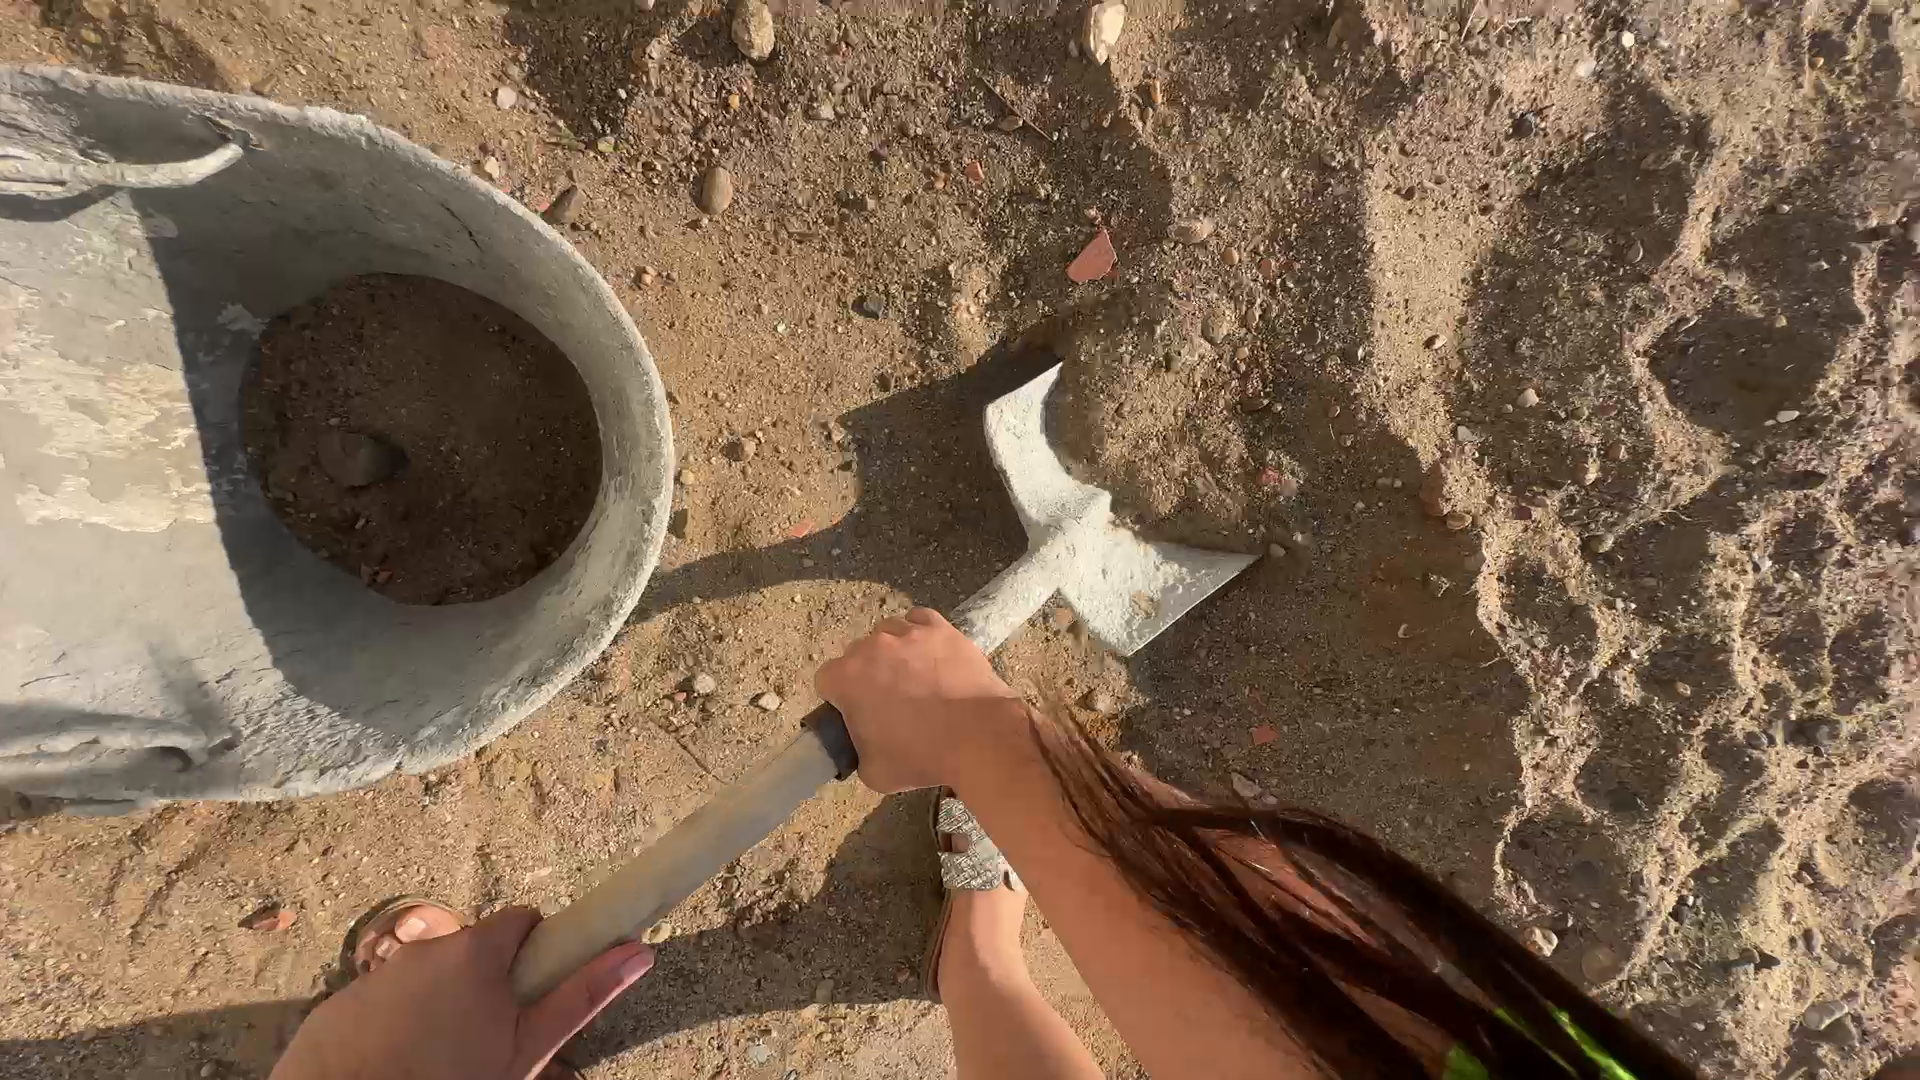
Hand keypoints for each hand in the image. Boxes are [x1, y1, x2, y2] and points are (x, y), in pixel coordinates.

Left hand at [271, 908, 653, 1079]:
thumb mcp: (527, 1049)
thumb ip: (583, 995)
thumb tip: (643, 951)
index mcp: (476, 950)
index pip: (521, 922)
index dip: (532, 953)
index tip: (528, 994)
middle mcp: (424, 949)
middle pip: (471, 952)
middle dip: (482, 983)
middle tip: (483, 1039)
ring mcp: (370, 980)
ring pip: (422, 980)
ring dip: (434, 1005)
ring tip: (431, 1061)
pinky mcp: (327, 1012)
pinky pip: (373, 1007)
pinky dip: (385, 1027)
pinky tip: (386, 1068)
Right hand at [814, 607, 1024, 792]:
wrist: (978, 736)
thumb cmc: (922, 756)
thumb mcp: (874, 772)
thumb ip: (857, 749)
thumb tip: (863, 744)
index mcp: (847, 678)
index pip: (826, 679)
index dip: (838, 697)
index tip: (854, 711)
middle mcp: (872, 647)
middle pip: (857, 653)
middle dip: (866, 673)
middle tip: (886, 699)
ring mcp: (908, 633)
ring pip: (888, 633)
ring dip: (892, 651)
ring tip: (912, 675)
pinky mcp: (940, 628)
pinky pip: (919, 620)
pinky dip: (919, 632)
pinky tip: (928, 651)